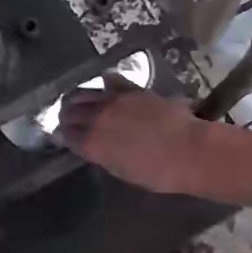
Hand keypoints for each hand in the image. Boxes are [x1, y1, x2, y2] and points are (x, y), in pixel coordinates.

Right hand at [58, 78, 211, 194]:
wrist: (188, 150)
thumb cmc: (158, 172)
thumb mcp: (123, 171)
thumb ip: (104, 156)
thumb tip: (94, 147)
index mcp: (92, 144)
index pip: (67, 135)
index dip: (63, 135)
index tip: (63, 136)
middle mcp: (97, 119)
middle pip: (71, 111)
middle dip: (66, 114)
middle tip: (67, 117)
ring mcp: (114, 100)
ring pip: (85, 92)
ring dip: (78, 97)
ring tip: (78, 99)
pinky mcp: (133, 90)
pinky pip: (112, 80)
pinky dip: (104, 82)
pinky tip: (105, 84)